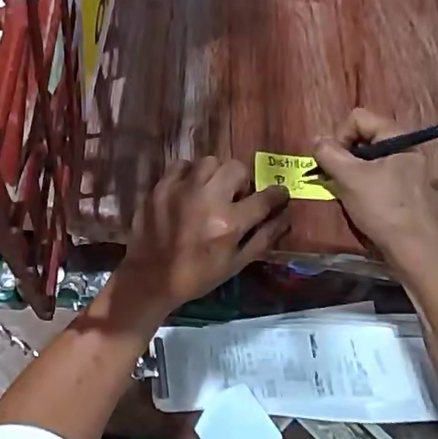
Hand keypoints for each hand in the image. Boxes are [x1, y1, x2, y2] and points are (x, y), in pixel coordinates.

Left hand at [116, 157, 292, 315]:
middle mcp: (206, 199)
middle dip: (243, 180)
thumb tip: (286, 216)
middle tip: (236, 195)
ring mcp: (180, 189)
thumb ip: (264, 237)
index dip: (277, 195)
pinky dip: (190, 173)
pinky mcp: (160, 187)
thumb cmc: (197, 275)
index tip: (277, 194)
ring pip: (209, 162)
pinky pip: (182, 165)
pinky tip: (189, 189)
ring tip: (211, 191)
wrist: (151, 276)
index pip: (265, 198)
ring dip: (216, 174)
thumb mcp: (237, 263)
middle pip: (237, 168)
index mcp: (229, 223)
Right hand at [313, 108, 437, 260]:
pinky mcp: (399, 187)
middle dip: (341, 153)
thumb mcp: (348, 177)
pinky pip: (371, 173)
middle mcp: (403, 148)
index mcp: (397, 138)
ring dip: (346, 169)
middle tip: (332, 175)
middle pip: (360, 136)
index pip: (358, 118)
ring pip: (363, 157)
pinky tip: (352, 197)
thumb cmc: (381, 207)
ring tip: (340, 188)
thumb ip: (328, 153)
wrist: (412, 247)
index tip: (334, 159)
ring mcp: (403, 169)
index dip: (340, 134)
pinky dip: (356, 181)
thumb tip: (317, 139)